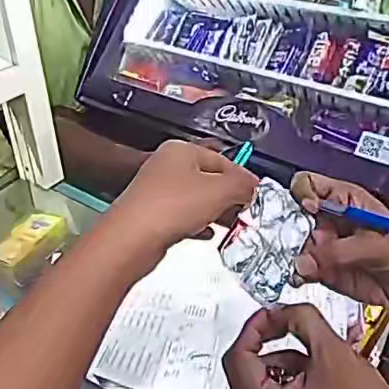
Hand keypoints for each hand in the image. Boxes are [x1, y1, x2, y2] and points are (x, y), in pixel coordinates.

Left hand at [99, 140, 257, 264]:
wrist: (131, 239)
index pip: (223, 160)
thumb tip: (253, 188)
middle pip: (209, 180)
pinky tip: (207, 235)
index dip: (243, 179)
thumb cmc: (173, 206)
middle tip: (246, 214)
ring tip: (231, 226)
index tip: (257, 196)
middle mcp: (166, 166)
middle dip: (230, 197)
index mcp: (182, 150)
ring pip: (196, 200)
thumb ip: (243, 185)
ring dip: (215, 212)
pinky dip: (197, 224)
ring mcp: (156, 191)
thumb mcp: (221, 191)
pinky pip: (182, 217)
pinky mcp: (151, 215)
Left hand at [223, 304, 388, 388]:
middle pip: (243, 366)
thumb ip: (302, 320)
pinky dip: (291, 369)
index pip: (238, 356)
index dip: (254, 328)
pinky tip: (316, 365)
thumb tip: (284, 310)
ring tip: (310, 346)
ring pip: (261, 374)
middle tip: (282, 320)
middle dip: (264, 339)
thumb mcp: (331, 352)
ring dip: (280, 353)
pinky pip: (276, 386)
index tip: (269, 313)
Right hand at [289, 172, 388, 312]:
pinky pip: (301, 268)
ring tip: (302, 264)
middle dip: (288, 229)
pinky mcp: (325, 269)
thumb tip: (304, 260)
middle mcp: (331, 220)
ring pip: (293, 244)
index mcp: (346, 200)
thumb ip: (339, 252)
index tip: (306, 211)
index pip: (308, 184)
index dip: (301, 195)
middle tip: (293, 243)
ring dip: (291, 254)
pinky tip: (302, 277)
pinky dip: (297, 273)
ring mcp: (326, 245)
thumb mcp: (377, 247)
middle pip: (294, 215)